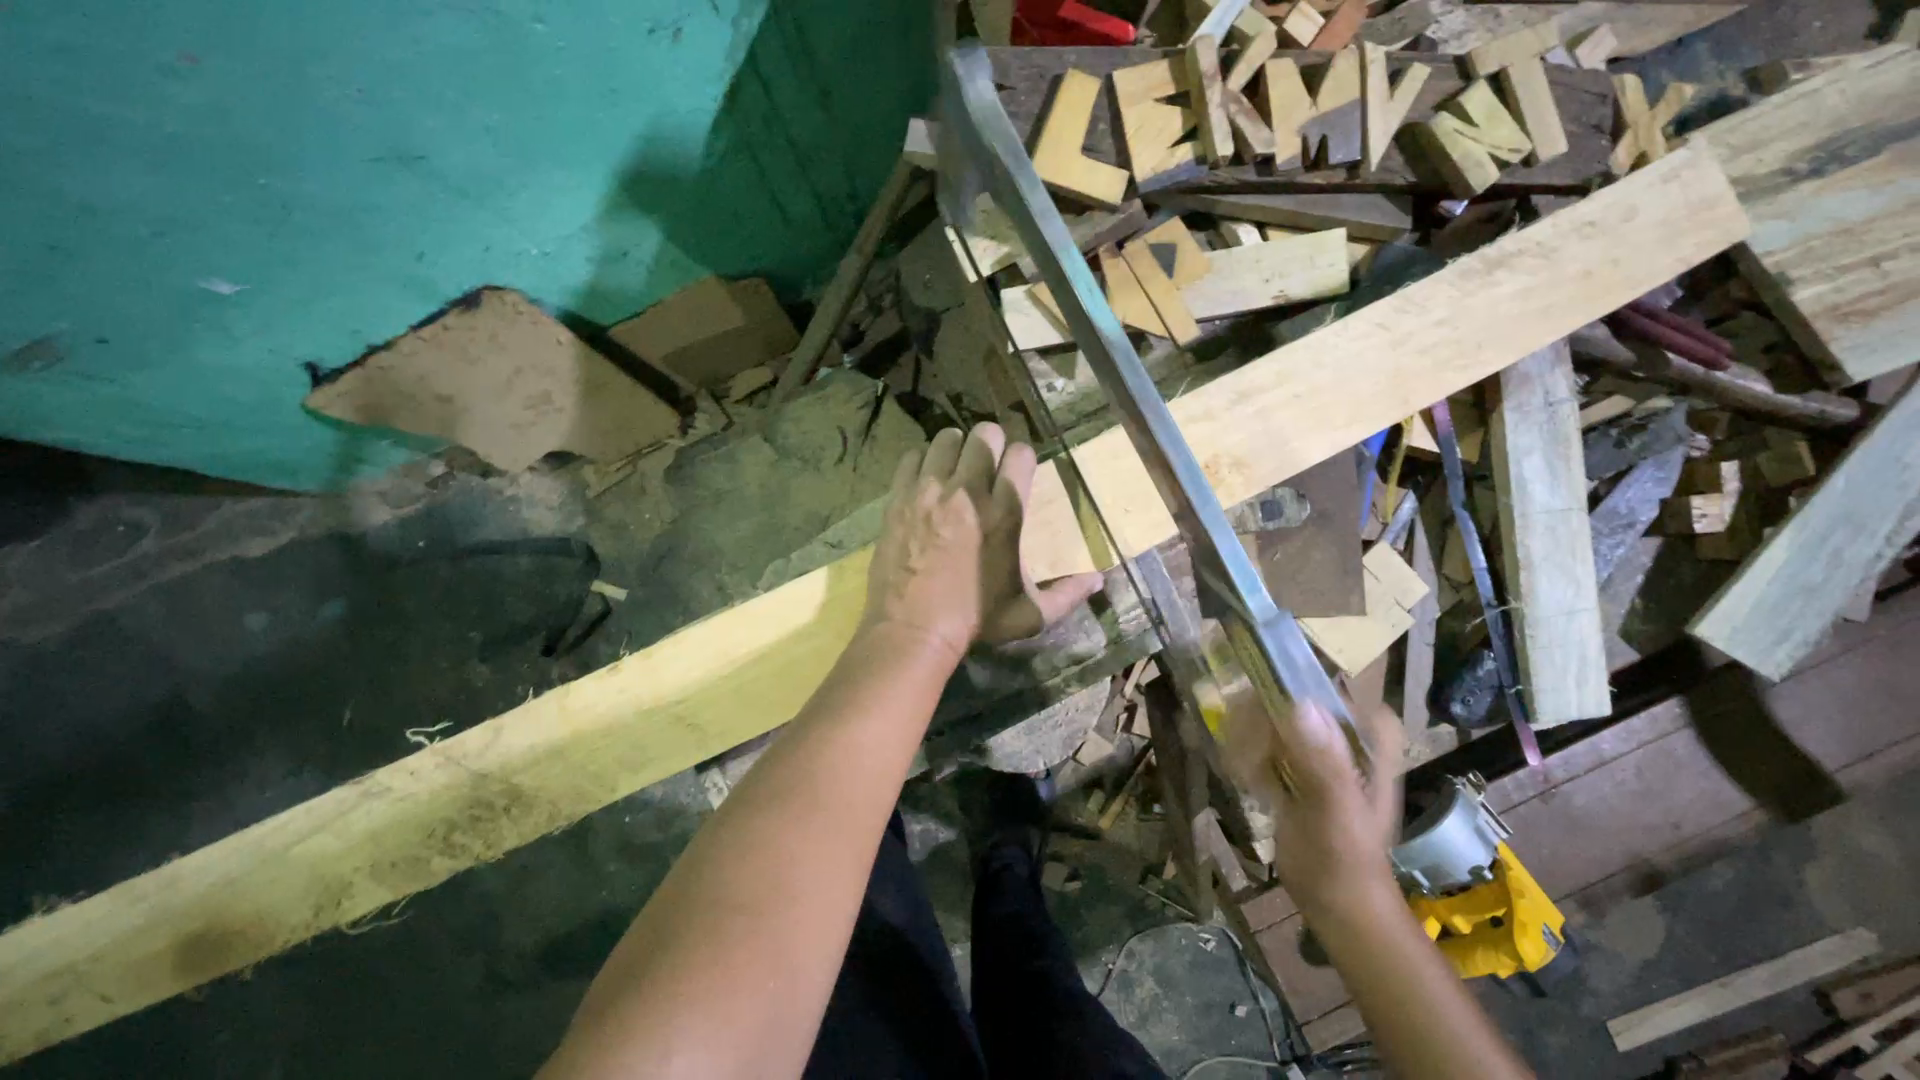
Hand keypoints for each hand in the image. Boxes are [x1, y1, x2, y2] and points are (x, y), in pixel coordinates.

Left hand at [862, 423, 1105, 665]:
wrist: (912, 630)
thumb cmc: (975, 622)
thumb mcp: (1030, 614)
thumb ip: (1067, 594)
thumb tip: (1099, 579)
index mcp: (1006, 513)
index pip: (1021, 453)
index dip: (1022, 458)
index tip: (1017, 471)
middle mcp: (969, 492)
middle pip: (985, 434)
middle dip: (991, 443)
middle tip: (987, 463)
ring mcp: (929, 492)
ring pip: (946, 439)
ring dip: (955, 449)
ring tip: (955, 468)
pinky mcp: (899, 499)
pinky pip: (912, 457)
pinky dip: (922, 462)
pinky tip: (926, 480)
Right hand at [1234, 698, 1404, 918]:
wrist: (1337, 905)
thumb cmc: (1348, 859)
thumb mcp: (1338, 810)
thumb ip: (1323, 761)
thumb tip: (1298, 704)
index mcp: (1369, 734)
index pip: (1329, 684)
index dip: (1292, 682)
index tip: (1261, 698)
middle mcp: (1342, 733)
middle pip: (1288, 696)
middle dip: (1261, 721)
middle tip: (1251, 756)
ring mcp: (1314, 749)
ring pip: (1268, 718)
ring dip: (1248, 741)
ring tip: (1249, 775)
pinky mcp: (1291, 767)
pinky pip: (1258, 742)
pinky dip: (1245, 757)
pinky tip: (1247, 782)